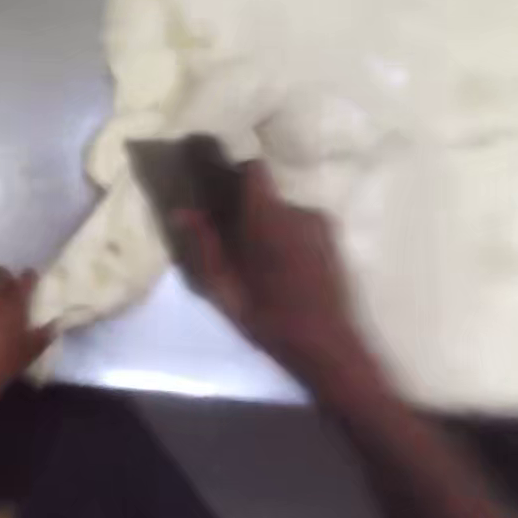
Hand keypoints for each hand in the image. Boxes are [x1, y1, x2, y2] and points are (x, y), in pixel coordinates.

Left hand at [0, 267, 51, 401]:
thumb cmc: (7, 361)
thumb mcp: (33, 349)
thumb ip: (46, 333)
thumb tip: (57, 324)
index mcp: (15, 302)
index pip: (26, 278)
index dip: (29, 276)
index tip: (31, 277)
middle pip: (0, 273)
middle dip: (5, 277)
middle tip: (6, 287)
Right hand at [174, 162, 373, 389]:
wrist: (328, 348)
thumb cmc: (268, 318)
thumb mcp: (223, 287)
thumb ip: (204, 244)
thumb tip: (181, 212)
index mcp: (267, 217)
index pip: (254, 170)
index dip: (236, 173)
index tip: (222, 194)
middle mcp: (298, 212)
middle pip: (267, 196)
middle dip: (249, 214)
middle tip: (237, 248)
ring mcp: (322, 227)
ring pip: (285, 215)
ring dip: (271, 230)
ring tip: (263, 269)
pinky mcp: (335, 243)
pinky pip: (303, 229)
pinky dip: (290, 242)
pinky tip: (286, 275)